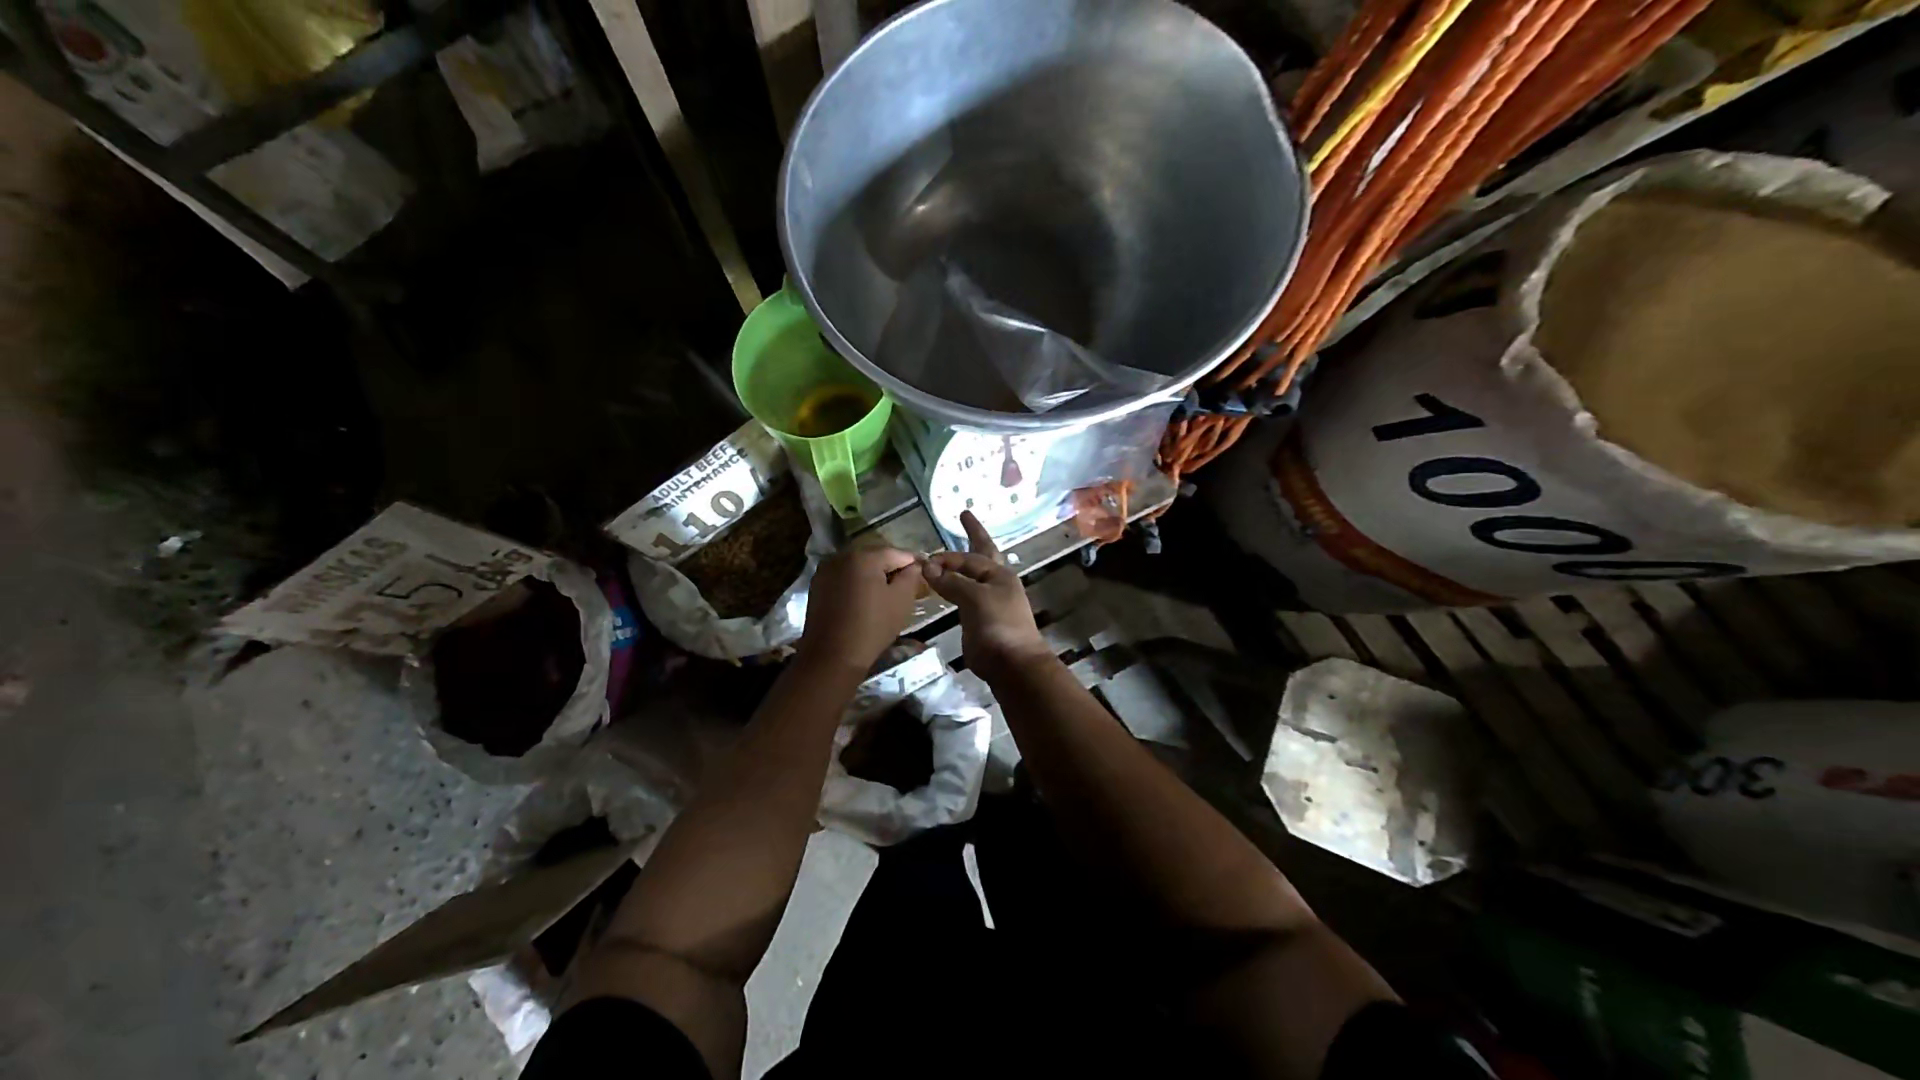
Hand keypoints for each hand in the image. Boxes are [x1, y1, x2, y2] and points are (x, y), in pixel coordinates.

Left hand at [798, 543, 923, 674]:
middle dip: (891, 570)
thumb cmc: (872, 627)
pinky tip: (863, 602)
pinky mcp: (817, 586)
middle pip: (875, 556)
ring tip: (884, 598)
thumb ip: (911, 576)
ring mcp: (825, 570)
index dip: (912, 565)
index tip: (921, 581)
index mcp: (863, 556)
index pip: (897, 553)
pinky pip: (843, 578)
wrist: (832, 657)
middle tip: (904, 590)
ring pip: (858, 567)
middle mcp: (840, 556)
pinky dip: (856, 584)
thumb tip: (913, 565)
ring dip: (873, 577)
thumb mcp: (902, 600)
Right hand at [922, 511, 1051, 682]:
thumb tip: (927, 566)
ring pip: (971, 575)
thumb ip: (952, 581)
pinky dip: (953, 587)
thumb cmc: (998, 625)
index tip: (925, 562)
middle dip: (973, 534)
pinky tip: (944, 586)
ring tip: (949, 551)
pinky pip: (963, 595)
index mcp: (999, 574)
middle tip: (964, 514)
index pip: (968, 557)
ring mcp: (988, 601)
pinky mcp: (979, 618)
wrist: (1011, 663)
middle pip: (981, 553)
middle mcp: (994, 583)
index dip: (947, 557)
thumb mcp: (975, 598)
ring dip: (959, 563)